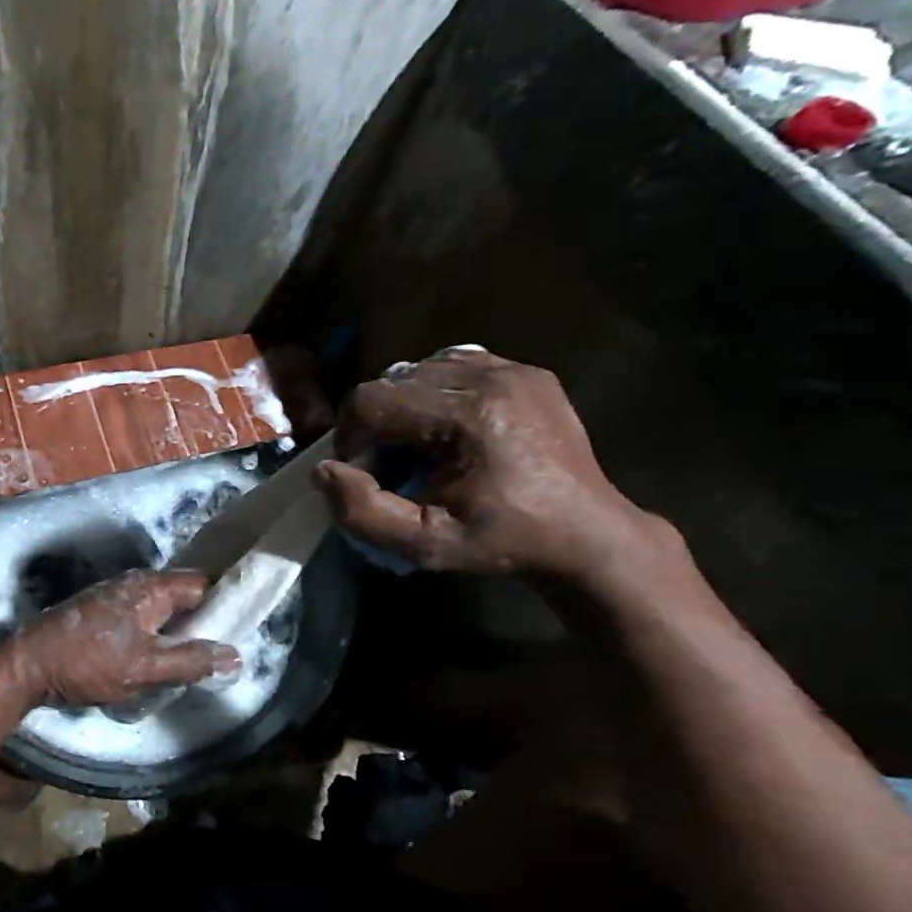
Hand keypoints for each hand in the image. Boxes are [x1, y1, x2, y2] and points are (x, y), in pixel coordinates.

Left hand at [3, 570, 240, 706]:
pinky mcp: (101, 611)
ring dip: (175, 630)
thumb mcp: (145, 668)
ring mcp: (115, 595)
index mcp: (151, 588)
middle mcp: (135, 583)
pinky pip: (141, 616)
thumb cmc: (89, 662)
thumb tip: (235, 655)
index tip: (235, 630)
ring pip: (160, 608)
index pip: (202, 585)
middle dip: (199, 621)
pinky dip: (154, 632)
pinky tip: (155, 656)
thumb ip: (190, 661)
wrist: (28, 665)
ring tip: (187, 659)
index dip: (222, 604)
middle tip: (213, 651)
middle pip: (182, 595)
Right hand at [315, 346, 673, 581]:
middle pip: (392, 380)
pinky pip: (456, 365)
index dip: (351, 437)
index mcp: (470, 416)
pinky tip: (444, 428)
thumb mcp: (425, 545)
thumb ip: (363, 512)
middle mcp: (493, 377)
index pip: (371, 400)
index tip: (365, 475)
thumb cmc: (504, 543)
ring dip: (402, 406)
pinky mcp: (527, 372)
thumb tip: (323, 471)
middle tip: (390, 466)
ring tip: (417, 447)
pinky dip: (434, 393)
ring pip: (421, 368)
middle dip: (375, 423)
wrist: (587, 536)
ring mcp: (515, 369)